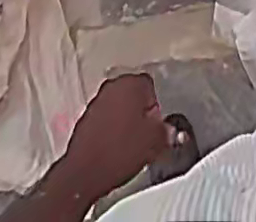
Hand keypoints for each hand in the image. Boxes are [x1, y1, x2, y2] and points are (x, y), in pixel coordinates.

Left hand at [51, 74, 173, 200]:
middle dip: (141, 111)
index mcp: (131, 84)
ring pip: (118, 105)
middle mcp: (112, 86)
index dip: (156, 106)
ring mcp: (97, 100)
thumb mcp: (155, 142)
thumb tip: (169, 130)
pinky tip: (115, 147)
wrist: (86, 171)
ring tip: (131, 143)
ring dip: (125, 119)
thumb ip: (166, 130)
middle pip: (133, 93)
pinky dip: (111, 128)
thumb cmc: (119, 151)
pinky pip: (105, 117)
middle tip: (146, 133)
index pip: (150, 85)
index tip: (157, 123)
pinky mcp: (86, 117)